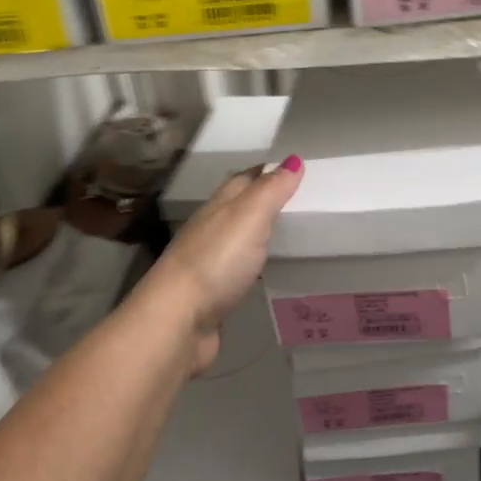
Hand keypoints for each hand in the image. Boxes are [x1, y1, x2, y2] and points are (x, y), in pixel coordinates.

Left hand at [140, 155, 302, 369]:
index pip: (244, 179)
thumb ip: (271, 190)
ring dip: (260, 234)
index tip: (296, 168)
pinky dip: (255, 265)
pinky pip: (238, 271)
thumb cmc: (215, 262)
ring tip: (293, 234)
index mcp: (218, 207)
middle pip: (239, 207)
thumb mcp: (248, 218)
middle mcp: (210, 230)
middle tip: (302, 202)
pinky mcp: (212, 294)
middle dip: (266, 201)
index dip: (268, 171)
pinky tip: (269, 271)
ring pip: (238, 239)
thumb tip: (293, 159)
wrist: (178, 321)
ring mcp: (209, 263)